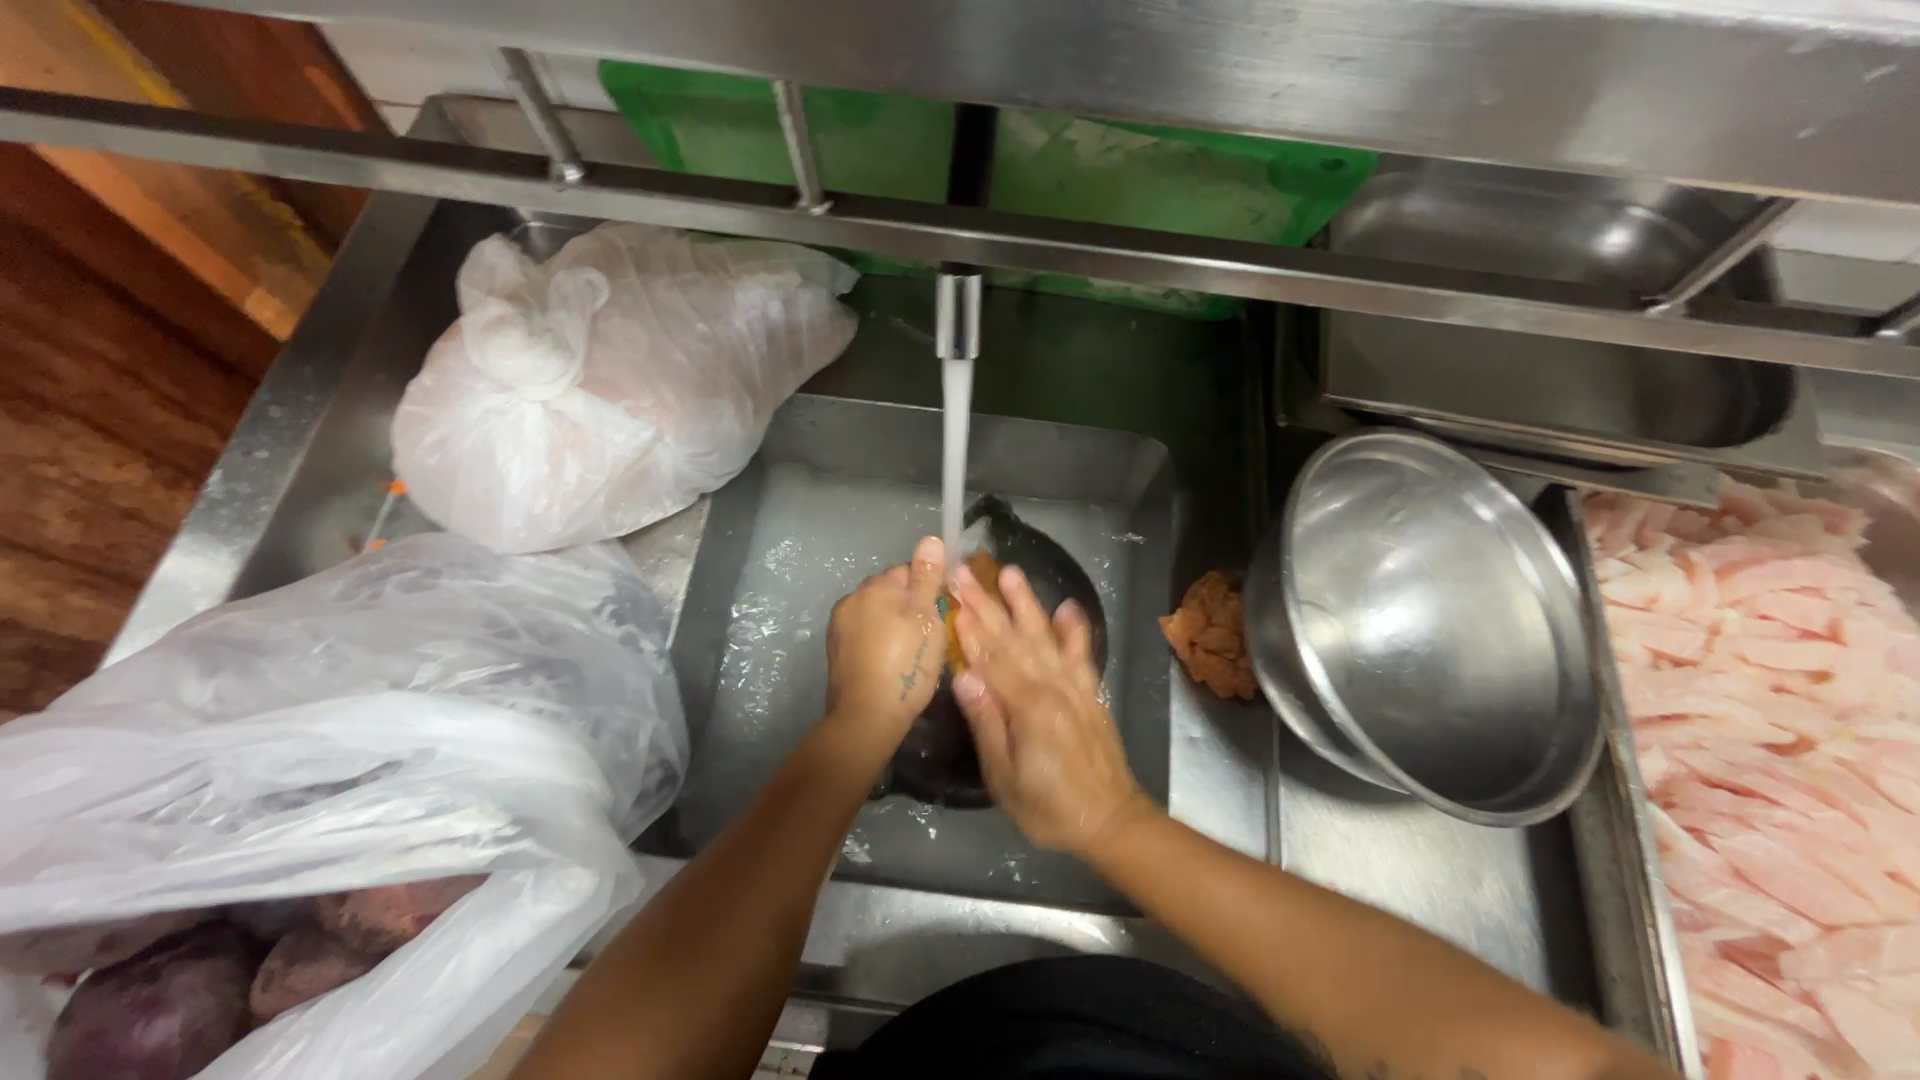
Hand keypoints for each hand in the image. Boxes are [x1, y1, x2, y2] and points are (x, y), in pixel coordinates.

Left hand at [823, 536, 946, 746]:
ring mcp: (839, 625)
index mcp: (875, 587)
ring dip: (893, 624)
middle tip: (929, 637)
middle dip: (909, 607)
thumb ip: (927, 578)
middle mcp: (852, 598)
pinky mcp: (836, 650)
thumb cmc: (905, 664)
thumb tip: (929, 538)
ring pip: (877, 614)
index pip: (909, 571)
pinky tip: (891, 663)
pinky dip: (878, 642)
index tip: (940, 615)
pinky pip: (865, 634)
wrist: (867, 716)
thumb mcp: (926, 618)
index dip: (928, 590)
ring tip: (911, 653)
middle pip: (890, 591)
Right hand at [949, 561, 1156, 855]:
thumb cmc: (1048, 808)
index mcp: (1028, 708)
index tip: (950, 597)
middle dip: (987, 604)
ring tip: (1010, 572)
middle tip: (964, 572)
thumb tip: (964, 676)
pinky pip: (1083, 655)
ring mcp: (1076, 688)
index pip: (991, 658)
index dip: (969, 627)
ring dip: (1027, 603)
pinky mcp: (1092, 694)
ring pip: (1046, 636)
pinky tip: (1068, 607)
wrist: (1110, 821)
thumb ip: (987, 723)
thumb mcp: (1005, 777)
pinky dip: (1076, 630)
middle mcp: (1053, 688)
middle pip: (1014, 639)